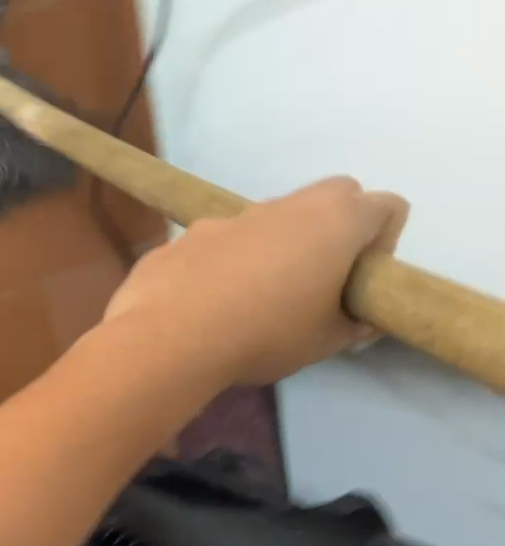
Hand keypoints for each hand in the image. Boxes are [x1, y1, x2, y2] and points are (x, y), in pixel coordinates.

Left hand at [103, 177, 409, 386]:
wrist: (161, 344)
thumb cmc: (260, 337)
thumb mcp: (325, 340)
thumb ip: (352, 323)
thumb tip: (358, 322)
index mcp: (334, 218)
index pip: (385, 208)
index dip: (380, 243)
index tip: (356, 281)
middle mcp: (277, 208)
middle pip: (323, 200)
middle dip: (324, 231)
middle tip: (306, 280)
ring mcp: (217, 223)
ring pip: (254, 224)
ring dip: (258, 249)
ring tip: (238, 299)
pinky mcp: (169, 246)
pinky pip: (199, 251)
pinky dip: (204, 268)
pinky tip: (190, 306)